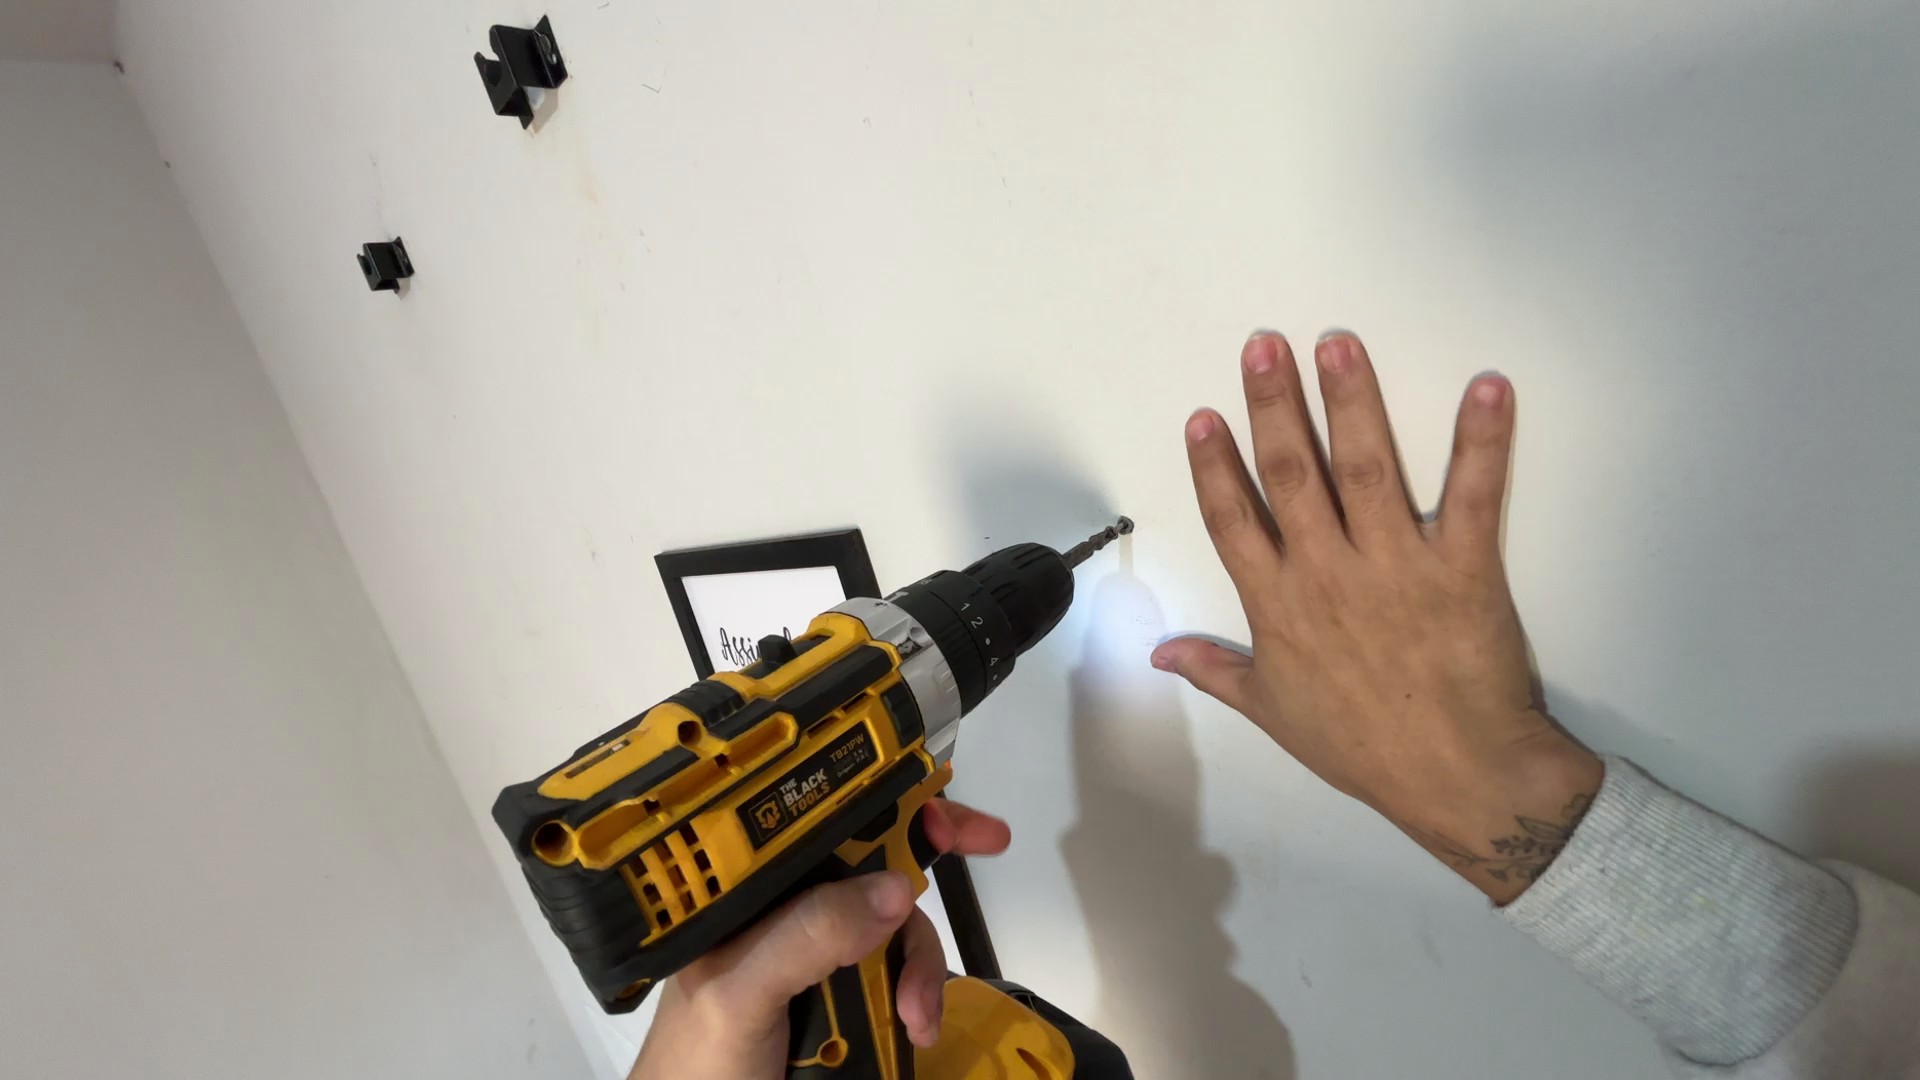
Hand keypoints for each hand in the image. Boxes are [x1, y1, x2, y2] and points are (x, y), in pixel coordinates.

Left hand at [628, 799, 1011, 1079]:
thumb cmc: (699, 1063)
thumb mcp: (742, 993)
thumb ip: (809, 935)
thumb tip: (895, 887)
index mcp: (759, 885)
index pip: (825, 817)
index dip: (884, 797)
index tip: (937, 804)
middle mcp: (796, 901)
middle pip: (875, 854)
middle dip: (931, 848)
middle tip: (989, 839)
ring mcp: (826, 946)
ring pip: (898, 916)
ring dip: (922, 959)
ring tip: (916, 1015)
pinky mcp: (850, 987)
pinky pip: (902, 967)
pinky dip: (921, 990)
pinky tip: (916, 1026)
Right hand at [1151, 331, 1601, 903]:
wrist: (1459, 778)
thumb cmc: (1356, 742)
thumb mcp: (1269, 710)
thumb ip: (1211, 670)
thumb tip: (1156, 652)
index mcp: (1277, 603)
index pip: (1233, 519)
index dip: (1214, 466)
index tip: (1204, 416)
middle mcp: (1327, 571)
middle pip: (1292, 475)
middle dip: (1274, 406)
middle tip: (1264, 347)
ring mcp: (1397, 565)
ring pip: (1367, 470)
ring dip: (1352, 403)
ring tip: (1339, 345)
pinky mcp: (1465, 568)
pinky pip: (1474, 497)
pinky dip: (1481, 442)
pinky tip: (1486, 388)